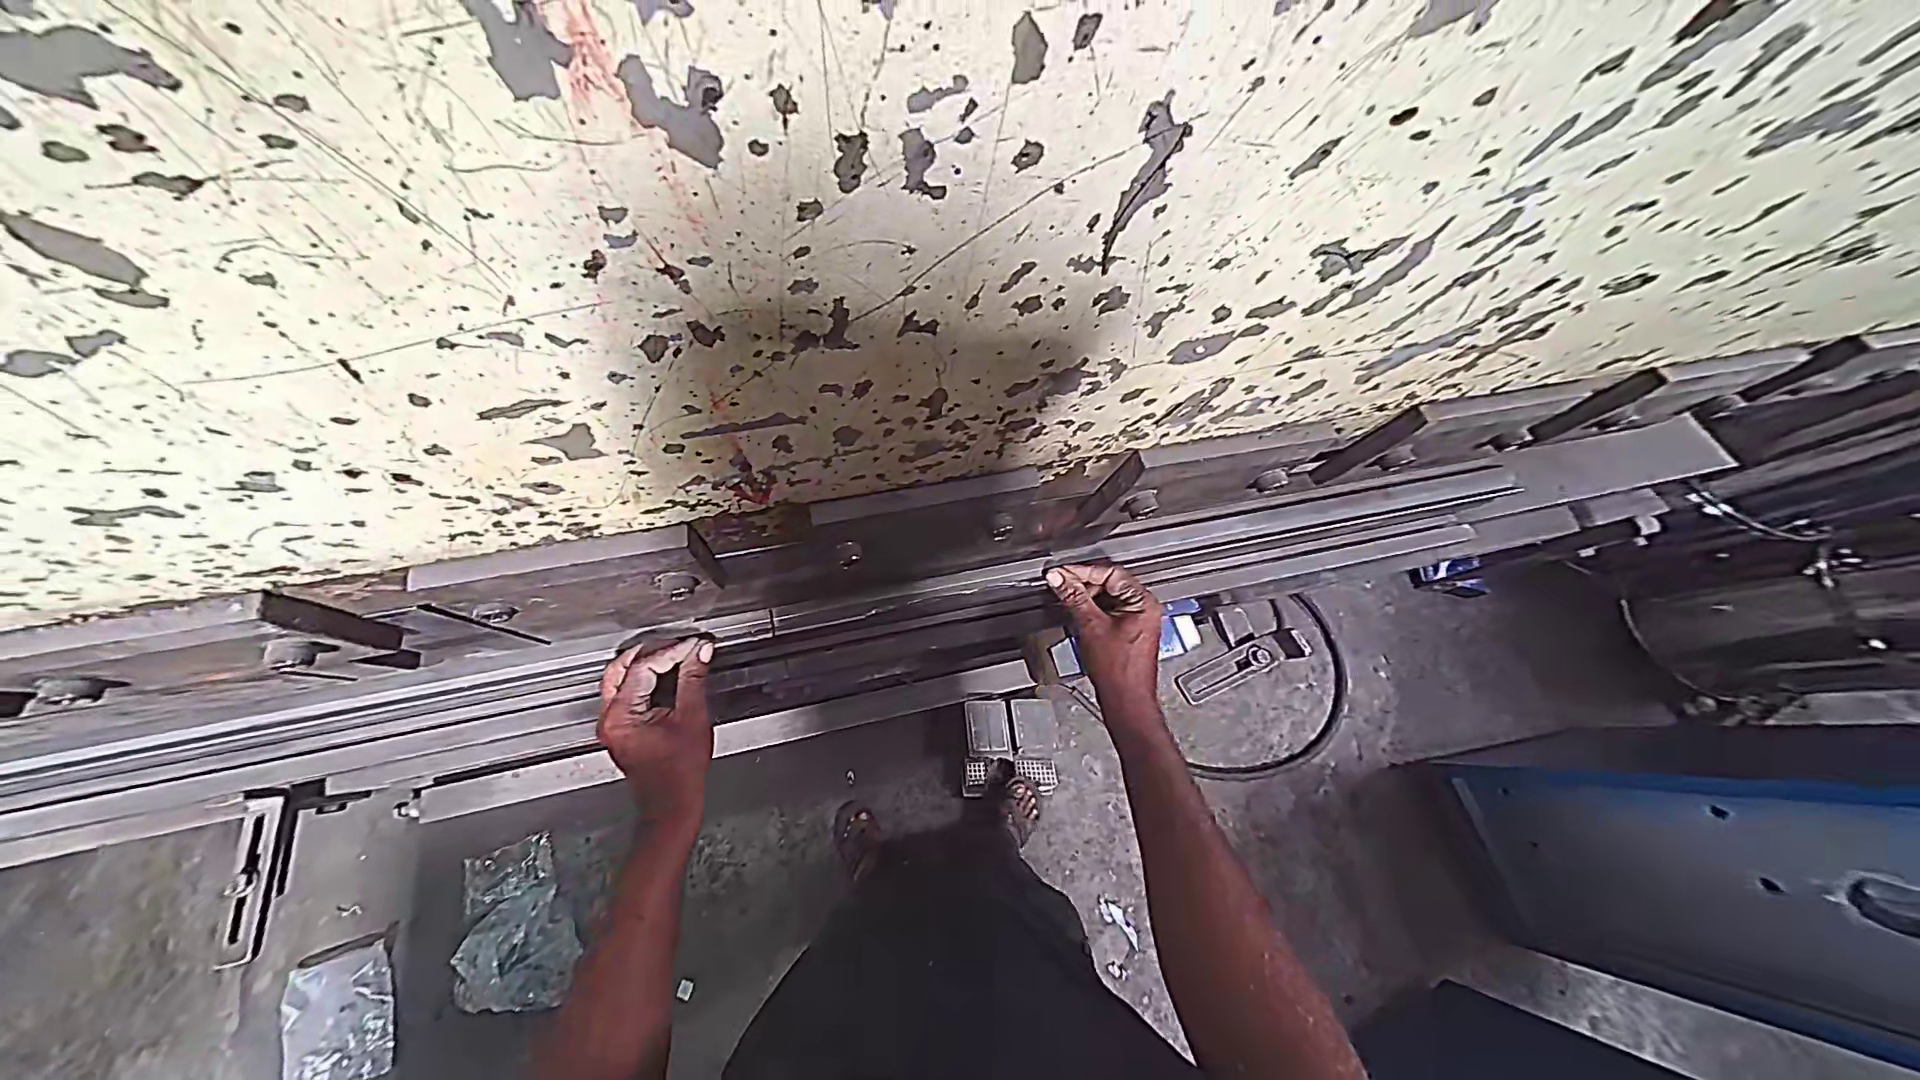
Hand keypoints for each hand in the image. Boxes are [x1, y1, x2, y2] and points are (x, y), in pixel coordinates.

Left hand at [597, 637, 713, 830]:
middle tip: (683, 644)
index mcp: (622, 715)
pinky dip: (645, 676)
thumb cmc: (680, 770)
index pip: (643, 668)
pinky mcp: (621, 725)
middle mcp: (609, 717)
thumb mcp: (692, 717)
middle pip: (623, 667)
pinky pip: (626, 689)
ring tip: (677, 654)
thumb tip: (700, 652)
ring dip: (647, 661)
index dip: (672, 651)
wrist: (672, 800)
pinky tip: (667, 672)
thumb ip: (694, 680)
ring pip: (620, 676)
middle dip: (655, 651)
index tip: (695, 645)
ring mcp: (612, 722)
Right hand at [1046, 563, 1164, 722]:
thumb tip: (1060, 578)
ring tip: (1066, 598)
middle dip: (1083, 583)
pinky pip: (1108, 610)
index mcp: (1143, 602)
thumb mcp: (1091, 626)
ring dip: (1086, 596)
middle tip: (1061, 583)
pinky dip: (1091, 608)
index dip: (1083, 571)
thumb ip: (1074, 598)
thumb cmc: (1119, 671)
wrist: (1125, 699)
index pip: (1111, 573)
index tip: (1062, 573)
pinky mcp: (1128, 630)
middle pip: (1110, 583)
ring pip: (1108, 596)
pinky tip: (1077, 611)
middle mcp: (1144, 608)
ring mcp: (1137, 619)